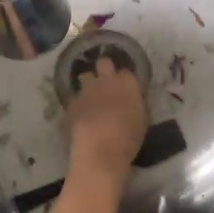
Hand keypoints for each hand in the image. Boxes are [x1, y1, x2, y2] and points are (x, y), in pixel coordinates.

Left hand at [66, 57, 146, 180]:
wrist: (100, 149)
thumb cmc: (128, 138)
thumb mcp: (140, 120)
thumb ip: (134, 104)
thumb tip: (129, 101)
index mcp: (128, 84)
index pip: (127, 72)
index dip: (124, 80)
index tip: (125, 88)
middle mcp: (107, 81)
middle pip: (104, 63)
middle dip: (104, 69)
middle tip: (106, 83)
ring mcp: (87, 90)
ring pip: (85, 77)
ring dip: (88, 84)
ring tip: (90, 98)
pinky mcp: (72, 103)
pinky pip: (75, 98)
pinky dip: (78, 104)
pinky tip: (80, 116)